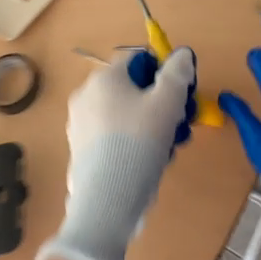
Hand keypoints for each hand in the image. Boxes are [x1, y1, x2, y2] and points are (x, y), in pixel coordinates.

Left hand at [35, 48, 196, 259]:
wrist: (105, 204)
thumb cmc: (138, 144)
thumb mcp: (168, 102)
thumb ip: (178, 72)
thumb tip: (181, 54)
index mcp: (104, 79)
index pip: (138, 59)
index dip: (163, 72)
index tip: (181, 94)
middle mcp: (85, 97)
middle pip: (132, 89)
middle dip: (160, 103)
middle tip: (180, 125)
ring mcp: (79, 127)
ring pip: (125, 115)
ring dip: (150, 125)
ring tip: (169, 149)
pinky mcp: (80, 154)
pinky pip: (114, 137)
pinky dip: (133, 143)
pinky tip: (149, 164)